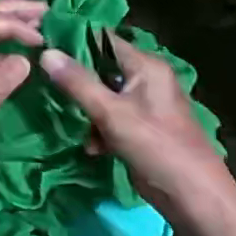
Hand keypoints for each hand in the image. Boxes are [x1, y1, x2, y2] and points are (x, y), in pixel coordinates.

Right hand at [40, 32, 233, 219]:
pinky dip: (99, 128)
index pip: (104, 40)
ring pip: (104, 94)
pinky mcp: (141, 128)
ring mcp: (145, 104)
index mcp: (146, 65)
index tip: (43, 44)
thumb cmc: (155, 146)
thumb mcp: (111, 113)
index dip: (74, 40)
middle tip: (45, 82)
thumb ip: (78, 83)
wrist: (192, 196)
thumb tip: (46, 53)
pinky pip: (112, 117)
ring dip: (86, 108)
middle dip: (76, 79)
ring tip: (68, 120)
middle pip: (102, 68)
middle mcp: (147, 78)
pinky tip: (91, 146)